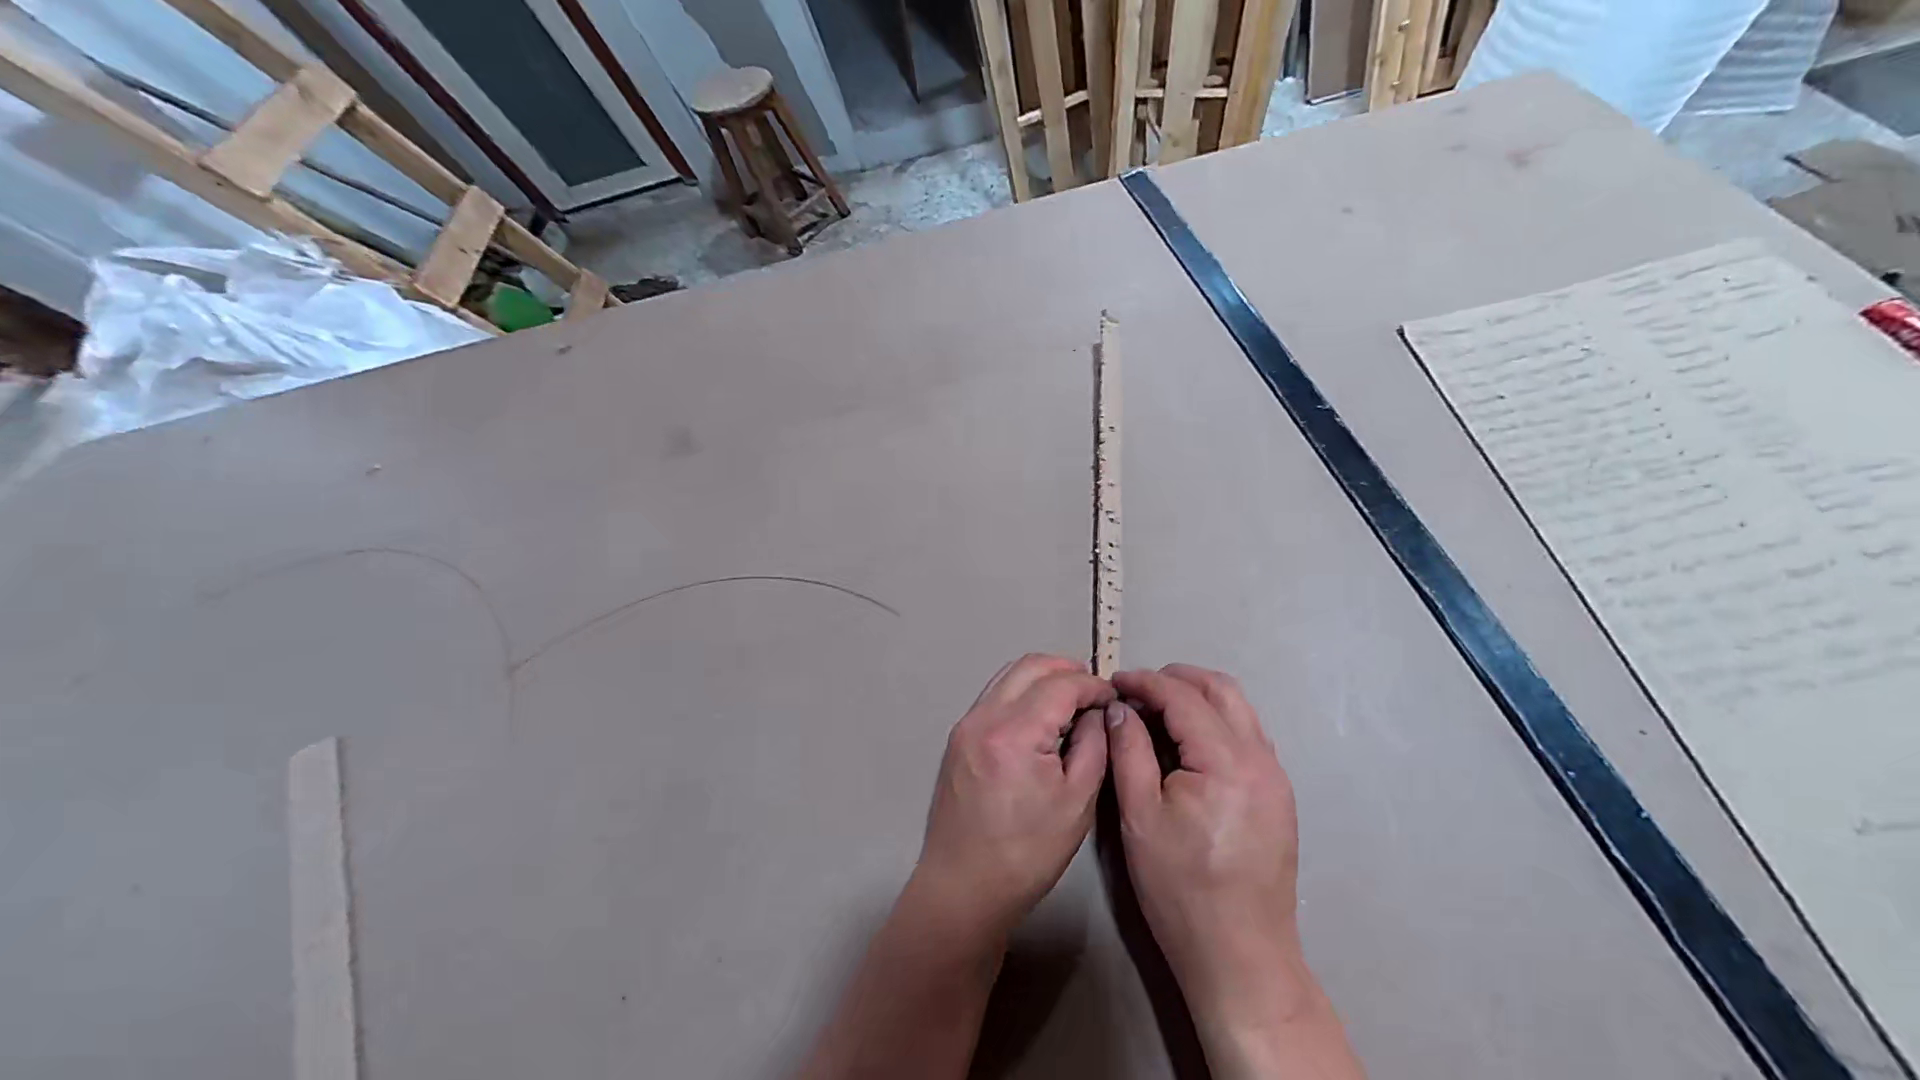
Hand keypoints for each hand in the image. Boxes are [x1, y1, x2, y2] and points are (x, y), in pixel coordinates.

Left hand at [910, 653, 1114, 940]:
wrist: (964, 886)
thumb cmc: (1027, 853)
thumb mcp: (1077, 802)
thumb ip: (1093, 744)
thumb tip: (1098, 711)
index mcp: (1013, 733)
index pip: (1060, 684)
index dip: (1093, 684)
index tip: (1113, 696)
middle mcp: (983, 717)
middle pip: (1029, 665)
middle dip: (1067, 670)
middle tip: (1094, 691)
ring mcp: (965, 725)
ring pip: (1008, 675)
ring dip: (1042, 677)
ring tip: (1071, 700)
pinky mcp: (958, 737)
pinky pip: (994, 696)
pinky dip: (1021, 693)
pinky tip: (1041, 717)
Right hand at [1107, 665, 1307, 1036]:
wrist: (1239, 953)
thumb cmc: (1180, 887)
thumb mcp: (1139, 815)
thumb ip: (1128, 750)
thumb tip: (1118, 708)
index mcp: (1226, 761)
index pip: (1183, 697)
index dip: (1144, 683)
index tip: (1113, 682)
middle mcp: (1261, 759)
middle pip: (1221, 690)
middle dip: (1175, 679)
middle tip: (1136, 691)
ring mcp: (1275, 777)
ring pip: (1239, 710)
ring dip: (1198, 698)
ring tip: (1156, 712)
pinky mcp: (1278, 795)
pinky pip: (1248, 736)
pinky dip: (1216, 723)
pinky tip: (1186, 743)